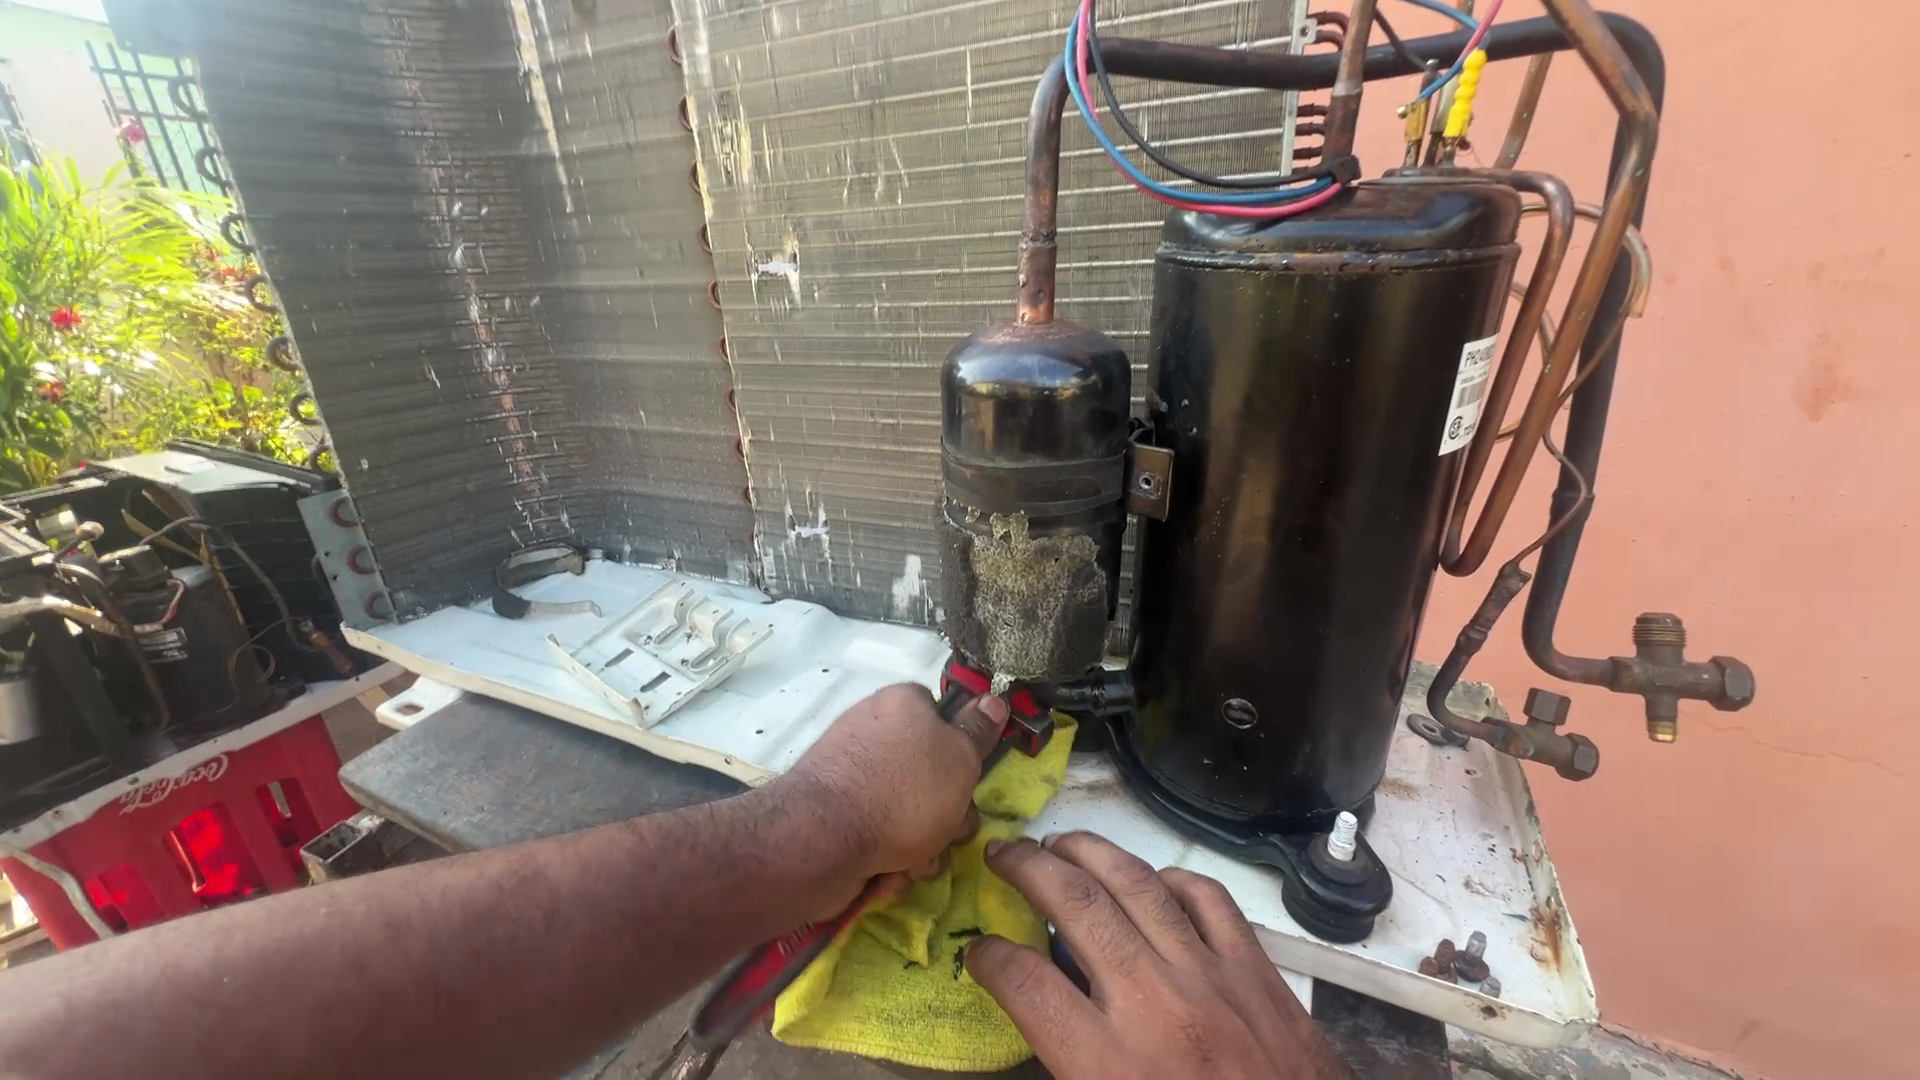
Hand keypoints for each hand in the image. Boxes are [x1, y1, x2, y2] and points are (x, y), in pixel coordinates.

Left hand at [776, 683, 1008, 904]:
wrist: (821, 843)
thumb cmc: (902, 791)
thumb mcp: (959, 758)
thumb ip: (978, 732)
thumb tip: (994, 699)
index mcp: (902, 704)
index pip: (942, 716)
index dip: (960, 749)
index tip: (966, 775)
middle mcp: (874, 733)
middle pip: (932, 773)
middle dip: (947, 812)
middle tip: (948, 829)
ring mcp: (852, 777)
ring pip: (911, 812)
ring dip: (924, 844)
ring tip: (914, 861)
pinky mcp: (837, 817)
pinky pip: (880, 836)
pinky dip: (890, 858)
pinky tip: (886, 873)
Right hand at [968, 833, 1354, 1079]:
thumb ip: (1069, 1070)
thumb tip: (1038, 1020)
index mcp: (1111, 1065)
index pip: (1026, 983)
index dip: (989, 958)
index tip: (979, 952)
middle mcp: (1156, 1004)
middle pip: (1075, 903)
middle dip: (1026, 867)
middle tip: (1001, 851)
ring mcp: (1211, 977)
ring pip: (1136, 882)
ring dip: (1088, 850)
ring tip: (1058, 841)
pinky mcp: (1257, 971)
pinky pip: (1205, 898)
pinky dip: (1169, 878)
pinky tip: (1149, 879)